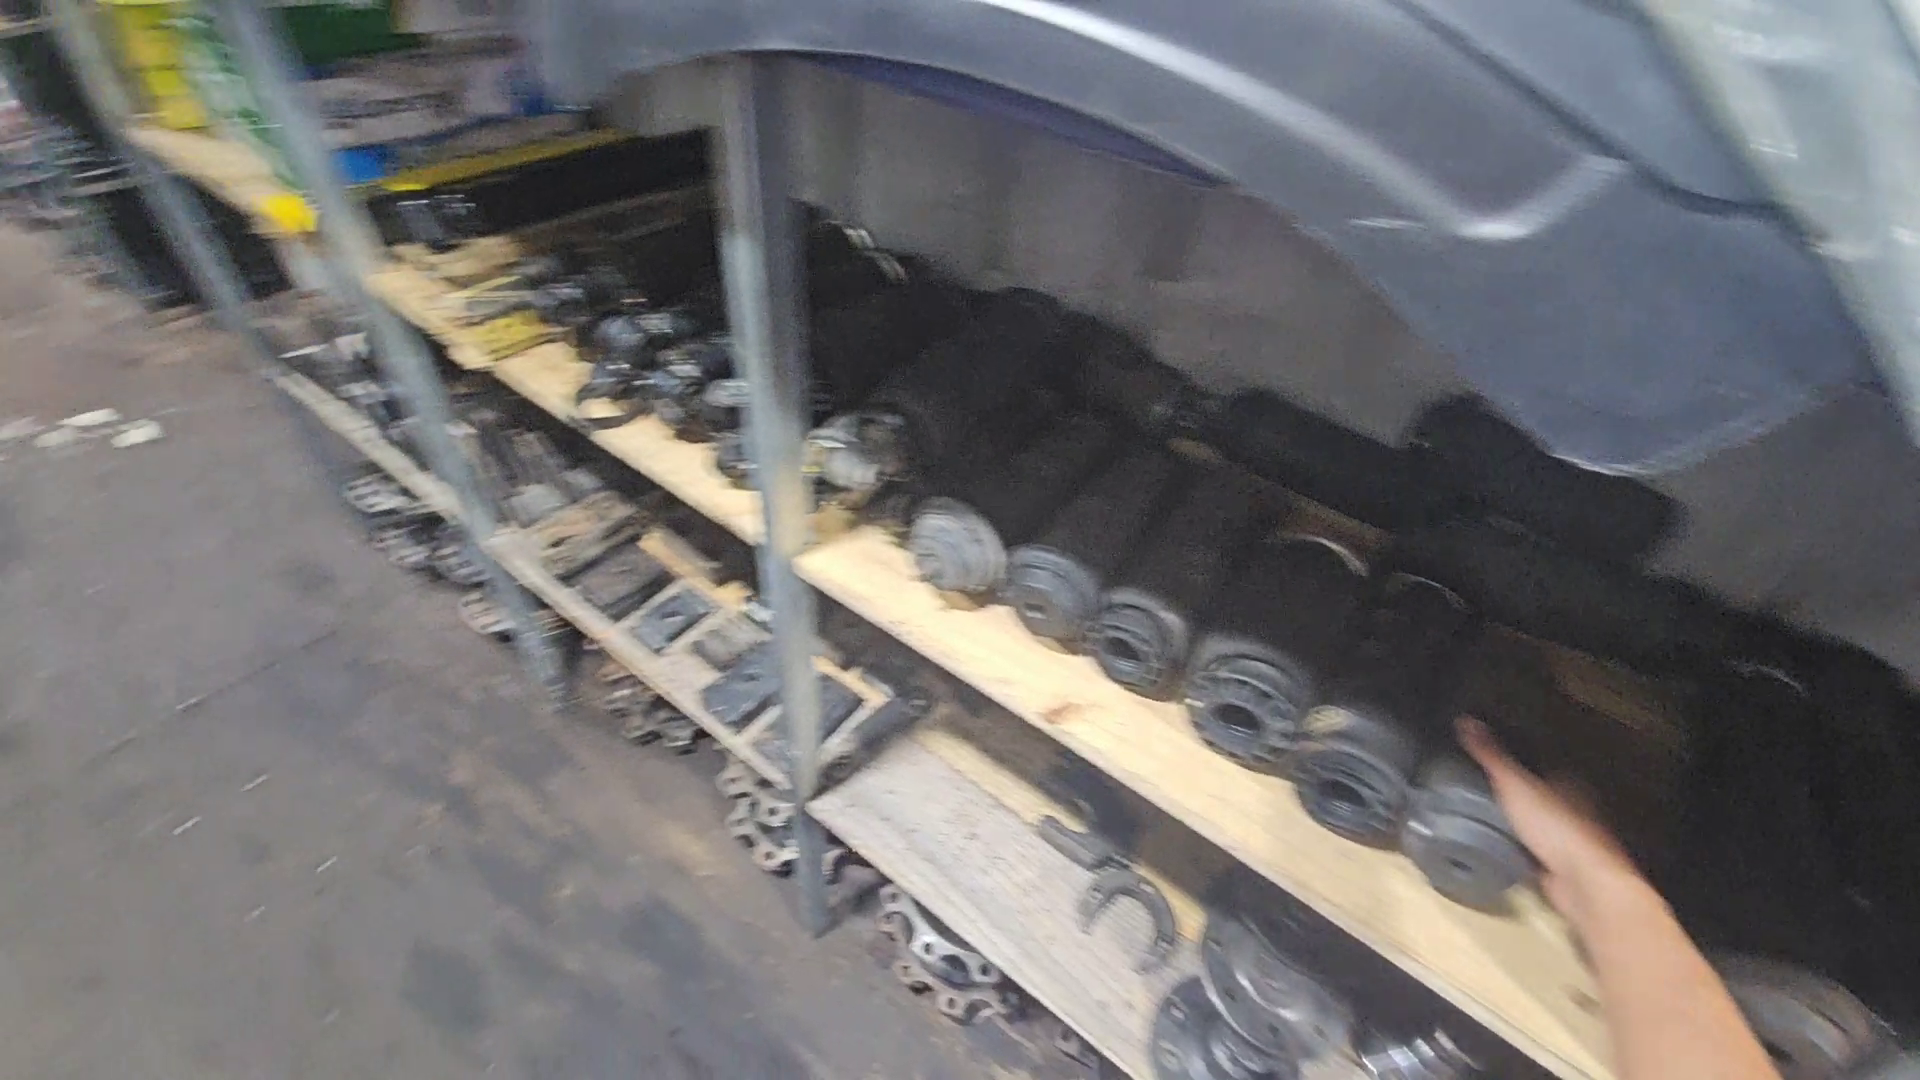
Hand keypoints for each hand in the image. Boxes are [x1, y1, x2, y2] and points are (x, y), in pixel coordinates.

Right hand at [1456, 716, 1647, 926]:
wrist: (1585, 885)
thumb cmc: (1555, 827)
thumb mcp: (1514, 784)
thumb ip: (1490, 755)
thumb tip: (1465, 719)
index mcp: (1569, 784)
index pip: (1541, 762)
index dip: (1517, 757)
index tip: (1488, 755)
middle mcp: (1576, 808)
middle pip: (1541, 792)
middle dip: (1516, 789)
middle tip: (1478, 783)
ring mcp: (1571, 839)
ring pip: (1539, 821)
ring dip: (1517, 819)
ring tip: (1479, 811)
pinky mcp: (1563, 865)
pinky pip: (1534, 847)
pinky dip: (1518, 844)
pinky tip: (1495, 841)